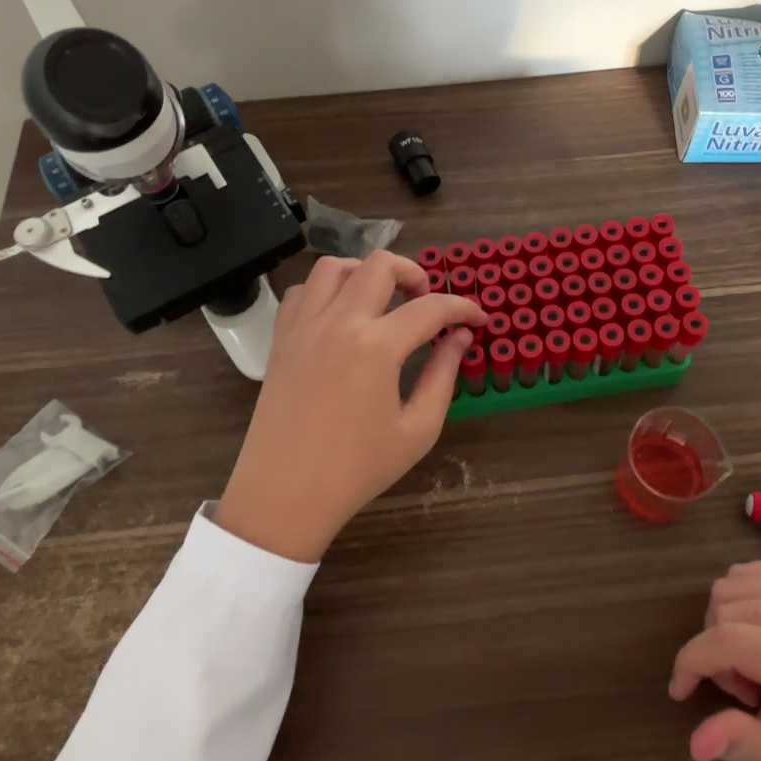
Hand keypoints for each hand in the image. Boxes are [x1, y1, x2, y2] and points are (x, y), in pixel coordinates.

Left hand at [214, 251, 484, 562]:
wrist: (285, 495)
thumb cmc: (357, 470)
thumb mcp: (417, 430)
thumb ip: (442, 376)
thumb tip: (459, 338)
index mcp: (377, 347)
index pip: (431, 308)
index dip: (463, 307)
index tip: (478, 317)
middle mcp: (338, 324)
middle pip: (380, 265)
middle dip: (415, 273)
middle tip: (428, 302)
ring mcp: (304, 328)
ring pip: (335, 267)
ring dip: (367, 272)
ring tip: (384, 300)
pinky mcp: (281, 340)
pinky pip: (302, 292)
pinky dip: (327, 290)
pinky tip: (342, 316)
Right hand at [669, 562, 760, 760]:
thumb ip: (747, 749)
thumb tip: (698, 741)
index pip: (736, 640)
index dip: (693, 658)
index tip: (680, 689)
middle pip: (728, 608)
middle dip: (714, 649)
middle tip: (743, 687)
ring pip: (731, 584)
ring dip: (724, 623)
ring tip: (753, 660)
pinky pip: (746, 571)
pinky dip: (737, 600)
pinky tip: (757, 631)